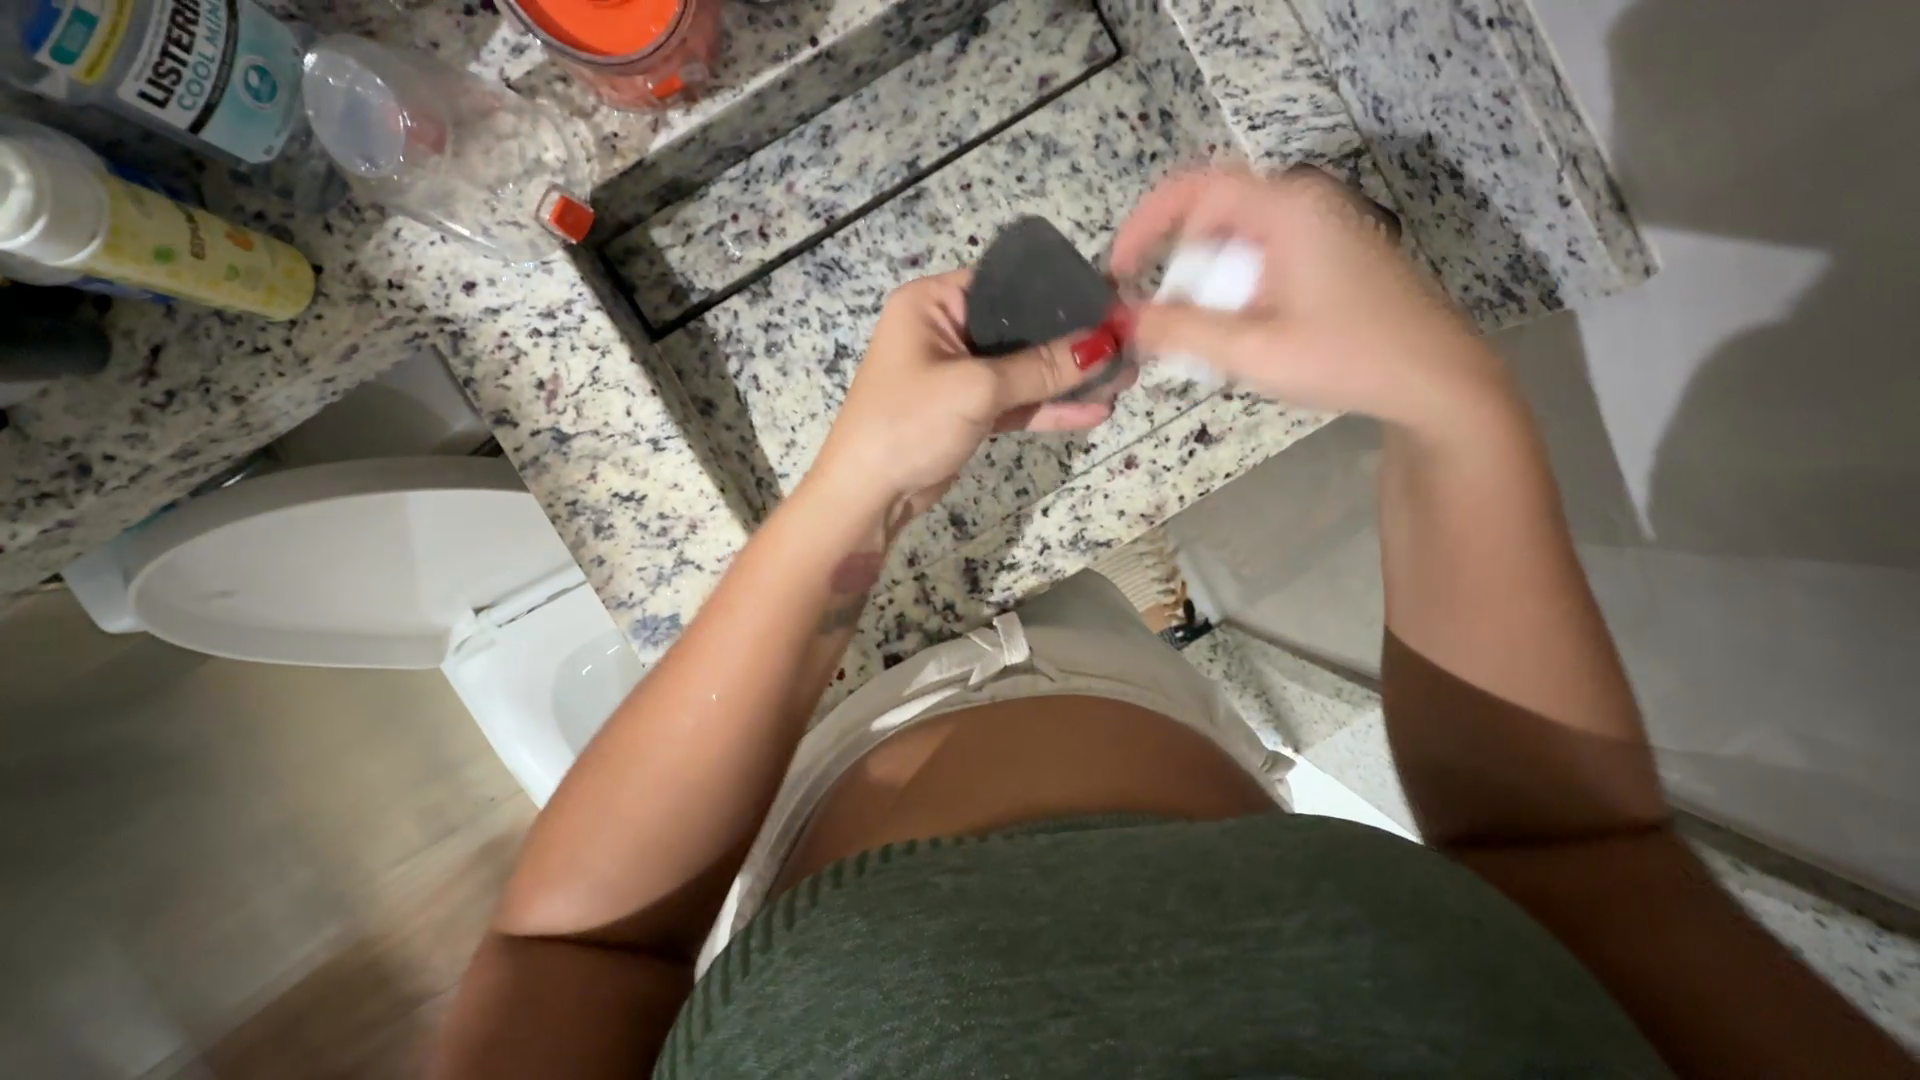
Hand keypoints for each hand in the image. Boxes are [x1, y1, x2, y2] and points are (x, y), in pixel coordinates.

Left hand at [807, 270, 1113, 521]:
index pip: (1005, 284)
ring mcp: (956, 373)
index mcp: (931, 303)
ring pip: (1021, 369)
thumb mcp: (976, 389)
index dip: (1058, 294)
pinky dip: (1047, 407)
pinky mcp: (966, 411)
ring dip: (1066, 379)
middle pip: (1019, 328)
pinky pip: (1014, 401)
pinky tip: (1093, 411)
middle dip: (1070, 342)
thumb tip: (1104, 343)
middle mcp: (944, 329)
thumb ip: (1040, 367)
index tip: (1110, 304)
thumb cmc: (909, 424)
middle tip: (1126, 345)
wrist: (867, 496)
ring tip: (1123, 379)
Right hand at [1111, 166, 1518, 432]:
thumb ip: (1180, 332)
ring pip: (1238, 238)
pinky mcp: (1332, 252)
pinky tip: (1243, 330)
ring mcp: (1322, 226)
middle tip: (1164, 316)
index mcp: (1284, 210)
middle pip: (1214, 214)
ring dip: (1207, 281)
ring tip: (1202, 333)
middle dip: (1178, 264)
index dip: (1144, 224)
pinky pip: (1265, 254)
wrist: (1436, 380)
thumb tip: (1123, 320)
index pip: (1192, 188)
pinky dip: (1237, 285)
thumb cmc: (1346, 359)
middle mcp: (1303, 203)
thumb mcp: (1252, 351)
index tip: (1118, 270)